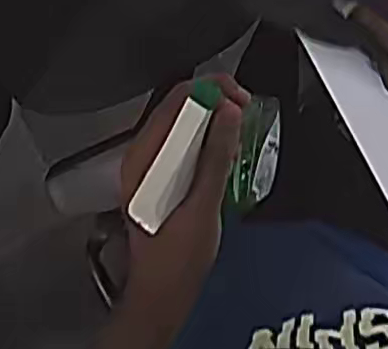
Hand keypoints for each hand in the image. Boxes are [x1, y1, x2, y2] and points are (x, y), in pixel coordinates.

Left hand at [116, 75, 249, 319]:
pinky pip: (187, 138)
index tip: (240, 99)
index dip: (212, 90)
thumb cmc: (177, 260)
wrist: (161, 297)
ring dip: (216, 118)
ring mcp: (151, 163)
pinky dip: (210, 136)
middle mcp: (143, 154)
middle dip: (217, 101)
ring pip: (186, 119)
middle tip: (245, 112)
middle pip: (181, 104)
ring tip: (238, 134)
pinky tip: (226, 151)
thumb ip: (216, 156)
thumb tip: (230, 111)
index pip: (177, 99)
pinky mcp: (163, 173)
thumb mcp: (202, 206)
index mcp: (144, 159)